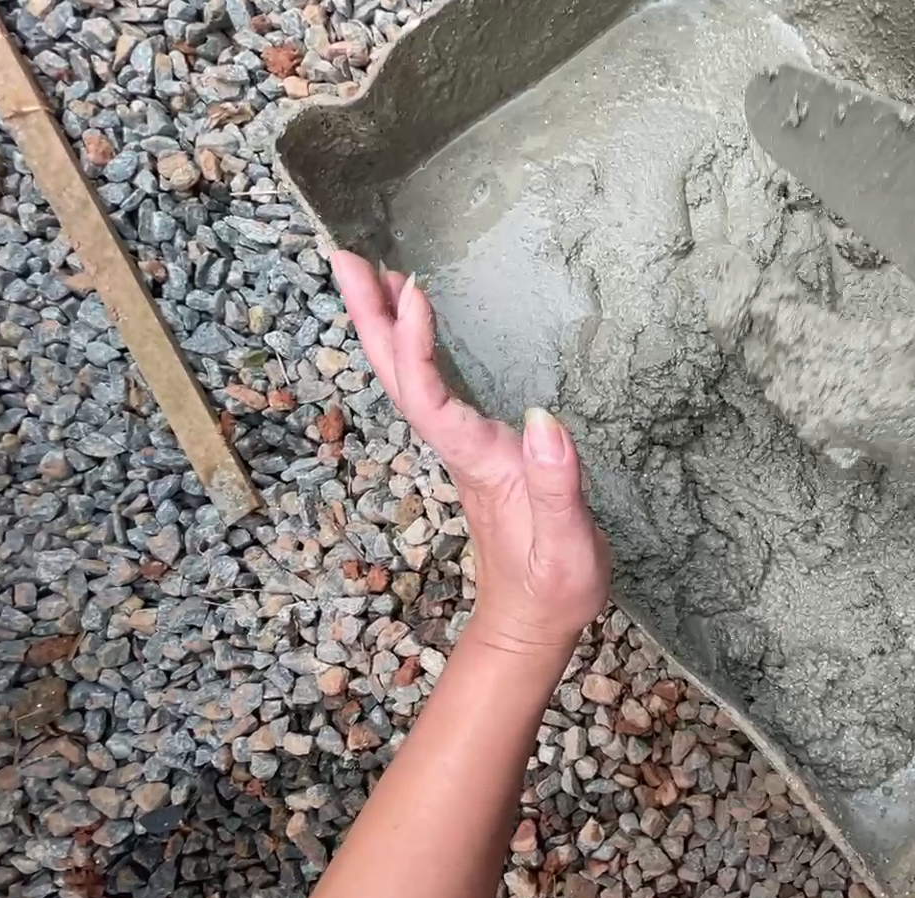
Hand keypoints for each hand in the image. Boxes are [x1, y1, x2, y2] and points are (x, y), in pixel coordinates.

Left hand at [331, 252, 610, 654]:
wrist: (530, 623)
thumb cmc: (554, 588)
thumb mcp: (568, 546)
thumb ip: (557, 487)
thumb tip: (546, 420)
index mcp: (482, 468)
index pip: (434, 400)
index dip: (416, 347)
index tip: (412, 290)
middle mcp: (462, 456)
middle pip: (401, 383)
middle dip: (371, 321)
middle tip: (346, 257)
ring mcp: (464, 457)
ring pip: (411, 387)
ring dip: (386, 332)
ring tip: (374, 276)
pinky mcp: (475, 460)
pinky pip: (434, 397)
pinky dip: (417, 357)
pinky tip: (421, 336)